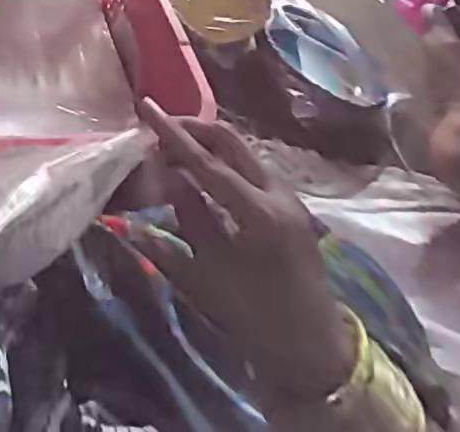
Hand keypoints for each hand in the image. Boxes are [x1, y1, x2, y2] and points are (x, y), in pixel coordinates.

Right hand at [137, 99, 353, 403]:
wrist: (312, 352)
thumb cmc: (254, 319)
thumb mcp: (205, 273)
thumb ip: (185, 217)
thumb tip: (165, 175)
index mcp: (259, 215)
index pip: (207, 162)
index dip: (172, 133)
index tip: (146, 106)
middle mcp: (279, 196)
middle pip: (230, 141)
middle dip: (190, 128)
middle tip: (155, 128)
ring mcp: (288, 197)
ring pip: (241, 150)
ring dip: (204, 142)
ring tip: (170, 148)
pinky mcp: (288, 204)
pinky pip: (248, 166)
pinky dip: (220, 158)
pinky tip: (198, 170)